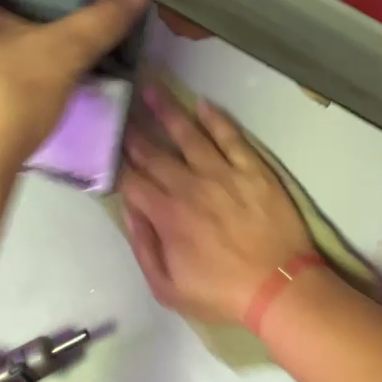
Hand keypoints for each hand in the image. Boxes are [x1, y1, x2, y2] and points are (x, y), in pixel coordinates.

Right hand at [118, 88, 317, 325]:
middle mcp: (190, 186)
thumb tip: (129, 211)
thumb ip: (143, 247)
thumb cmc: (222, 293)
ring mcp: (223, 173)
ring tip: (152, 88)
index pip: (131, 180)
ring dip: (168, 111)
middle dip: (133, 128)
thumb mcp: (167, 288)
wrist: (278, 286)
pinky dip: (217, 119)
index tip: (103, 141)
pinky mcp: (253, 169)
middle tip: (119, 104)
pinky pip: (231, 137)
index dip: (114, 160)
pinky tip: (204, 104)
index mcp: (166, 214)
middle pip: (154, 151)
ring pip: (189, 134)